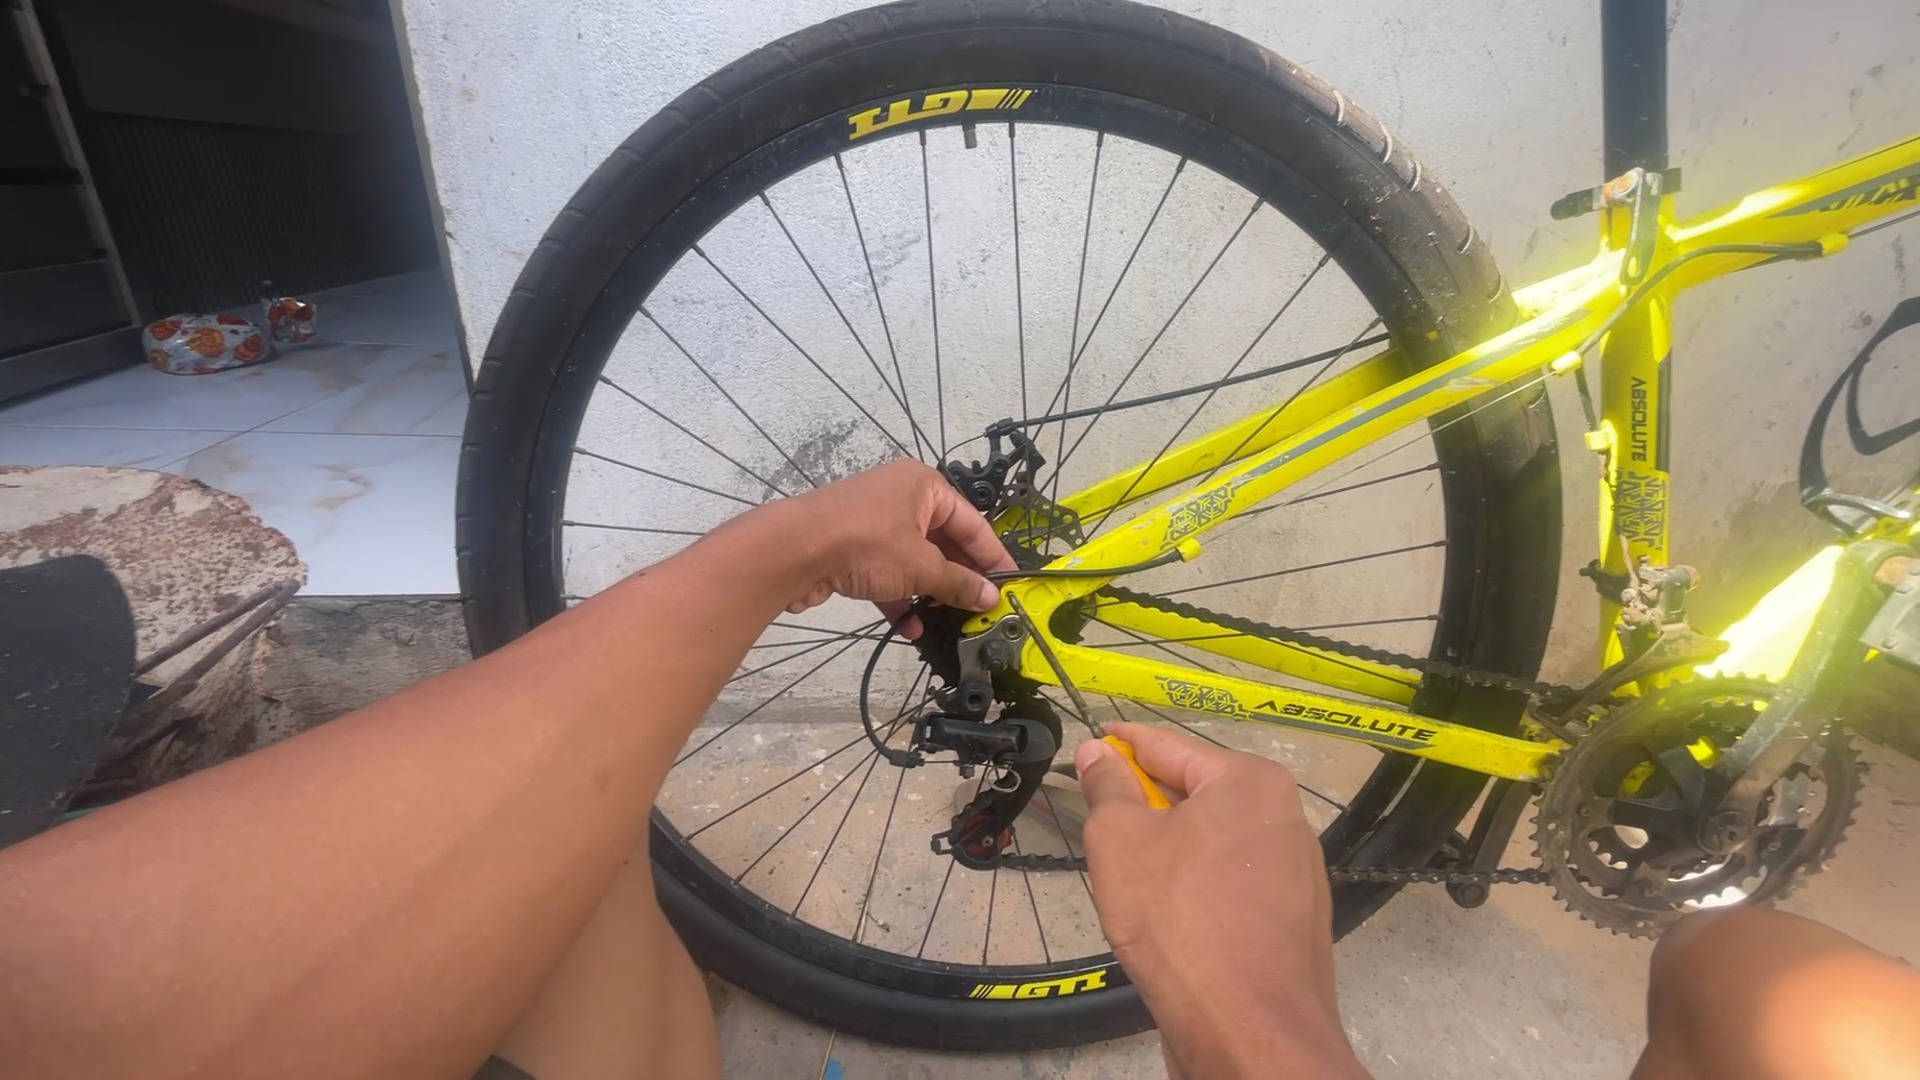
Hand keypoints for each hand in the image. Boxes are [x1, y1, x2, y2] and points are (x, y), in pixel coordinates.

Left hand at [775, 460, 1016, 633]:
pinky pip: (888, 572)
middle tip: (981, 608)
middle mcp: (902, 498)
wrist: (794, 550)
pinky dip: (900, 596)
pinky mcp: (854, 547)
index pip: (972, 523)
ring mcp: (875, 523)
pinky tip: (910, 627)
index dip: (993, 556)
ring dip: (931, 591)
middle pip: (944, 541)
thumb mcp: (921, 566)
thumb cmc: (867, 544)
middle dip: (960, 577)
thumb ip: (958, 583)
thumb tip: (991, 598)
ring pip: (915, 559)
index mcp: (925, 487)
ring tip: (950, 621)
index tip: (1012, 584)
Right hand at [1074, 724, 1368, 1078]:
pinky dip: (1193, 881)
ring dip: (1167, 844)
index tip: (1091, 744)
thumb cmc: (1179, 919)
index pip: (1168, 746)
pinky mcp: (1293, 922)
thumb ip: (1106, 788)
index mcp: (1248, 782)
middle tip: (1099, 811)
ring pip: (1210, 839)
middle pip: (1193, 792)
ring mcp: (1295, 873)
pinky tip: (1165, 909)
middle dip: (1143, 800)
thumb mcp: (1121, 840)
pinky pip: (1229, 879)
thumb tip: (1099, 752)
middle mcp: (1283, 817)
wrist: (1252, 1039)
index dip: (1122, 743)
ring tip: (1126, 866)